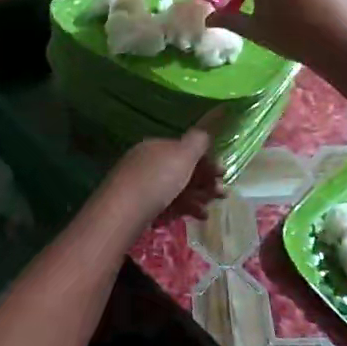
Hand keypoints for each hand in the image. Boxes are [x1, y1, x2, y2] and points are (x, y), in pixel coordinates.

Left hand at [106, 117, 224, 221]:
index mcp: (155, 146)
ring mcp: (142, 186)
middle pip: (182, 171)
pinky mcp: (140, 208)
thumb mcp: (182, 154)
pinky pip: (168, 205)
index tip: (222, 173)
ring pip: (176, 189)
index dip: (206, 160)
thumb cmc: (157, 178)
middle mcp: (147, 163)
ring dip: (198, 197)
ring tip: (211, 208)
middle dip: (205, 181)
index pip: (184, 150)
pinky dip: (184, 209)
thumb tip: (206, 128)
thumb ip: (197, 140)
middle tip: (222, 194)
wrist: (124, 212)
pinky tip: (197, 217)